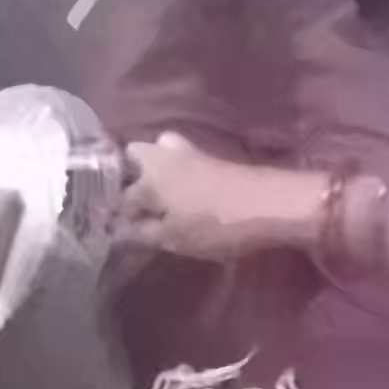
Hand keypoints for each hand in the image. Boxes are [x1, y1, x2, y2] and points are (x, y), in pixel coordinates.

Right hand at [119, 132, 327, 259]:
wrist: (275, 205)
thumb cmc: (215, 223)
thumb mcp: (172, 238)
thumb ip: (138, 235)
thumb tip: (113, 233)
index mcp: (147, 177)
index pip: (119, 196)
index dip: (115, 215)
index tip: (114, 230)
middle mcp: (161, 157)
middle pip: (133, 155)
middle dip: (127, 174)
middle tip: (131, 202)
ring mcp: (189, 153)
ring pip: (159, 150)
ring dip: (154, 167)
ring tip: (156, 194)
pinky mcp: (212, 158)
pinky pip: (180, 158)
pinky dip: (175, 170)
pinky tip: (180, 193)